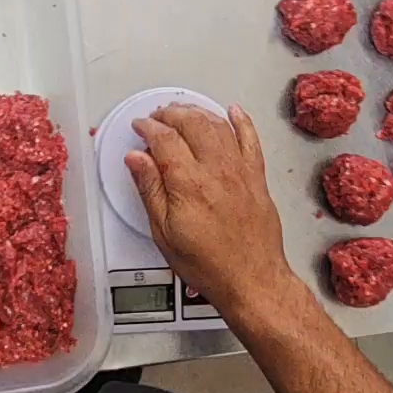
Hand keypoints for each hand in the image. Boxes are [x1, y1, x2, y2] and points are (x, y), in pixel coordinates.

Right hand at [125, 104, 305, 323]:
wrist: (252, 280)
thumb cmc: (208, 264)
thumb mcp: (164, 233)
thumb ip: (150, 190)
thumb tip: (136, 160)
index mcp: (189, 184)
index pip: (165, 139)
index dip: (149, 127)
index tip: (140, 127)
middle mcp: (216, 171)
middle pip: (192, 123)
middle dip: (171, 114)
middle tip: (158, 117)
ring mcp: (240, 172)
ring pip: (219, 126)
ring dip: (198, 112)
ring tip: (183, 111)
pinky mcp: (257, 178)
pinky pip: (250, 140)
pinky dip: (241, 122)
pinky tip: (234, 112)